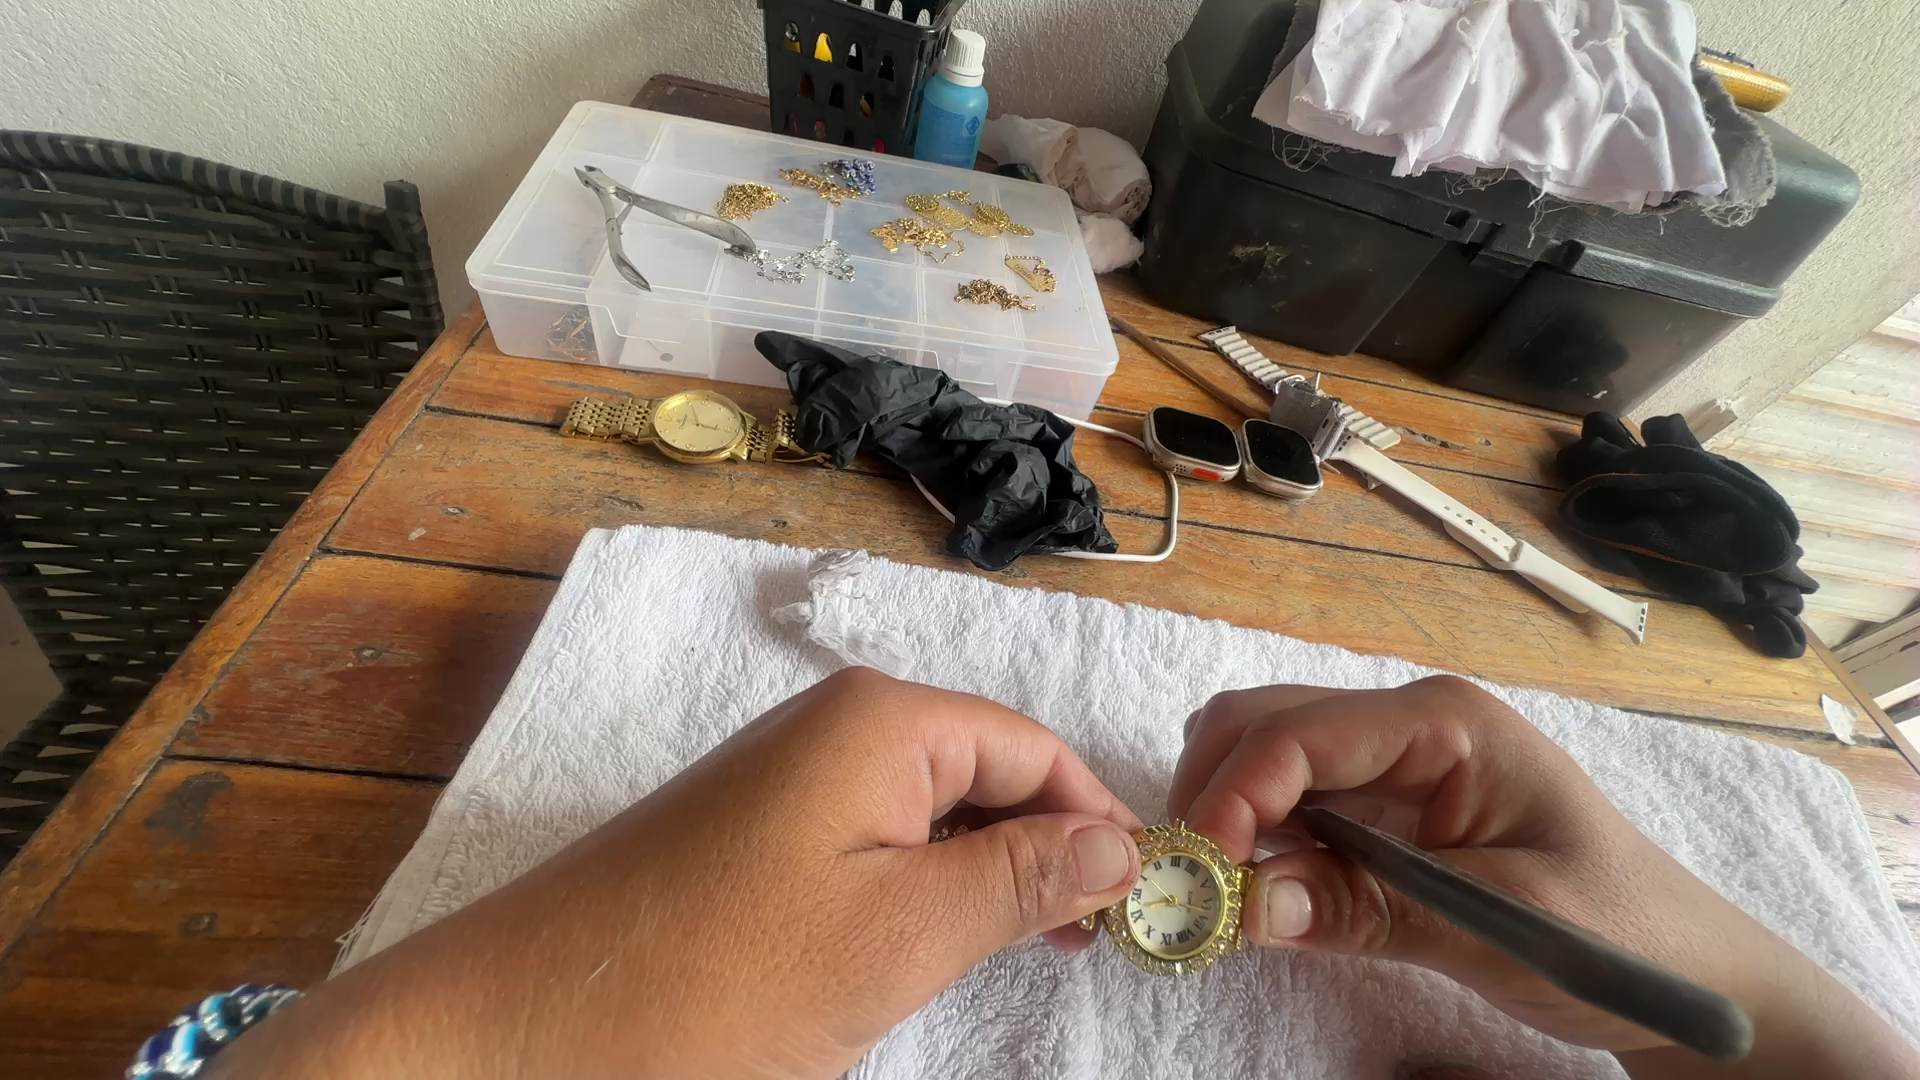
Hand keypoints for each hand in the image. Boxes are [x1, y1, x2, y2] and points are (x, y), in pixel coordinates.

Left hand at [212, 668, 1140, 1078]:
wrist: (516, 1027)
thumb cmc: (721, 979)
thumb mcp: (898, 935)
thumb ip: (1020, 878)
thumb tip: (1119, 843)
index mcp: (884, 718)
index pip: (1029, 745)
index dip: (1093, 813)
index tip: (1137, 895)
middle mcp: (845, 718)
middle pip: (984, 764)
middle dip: (1044, 840)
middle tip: (1091, 932)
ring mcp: (802, 765)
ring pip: (934, 799)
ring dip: (989, 861)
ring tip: (1031, 937)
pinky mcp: (771, 816)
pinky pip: (881, 826)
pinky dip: (928, 873)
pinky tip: (941, 926)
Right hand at [1170, 675, 1919, 1077]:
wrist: (1688, 969)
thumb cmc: (1625, 937)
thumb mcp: (1506, 928)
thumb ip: (1372, 911)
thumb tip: (1249, 907)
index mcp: (1443, 721)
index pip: (1307, 731)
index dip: (1240, 786)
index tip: (1201, 857)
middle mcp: (1397, 718)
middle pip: (1263, 720)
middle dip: (1213, 786)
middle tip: (1189, 867)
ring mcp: (1378, 750)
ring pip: (1257, 745)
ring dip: (1220, 802)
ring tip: (1212, 873)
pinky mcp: (1365, 790)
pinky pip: (1279, 790)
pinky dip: (1245, 824)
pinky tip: (1246, 868)